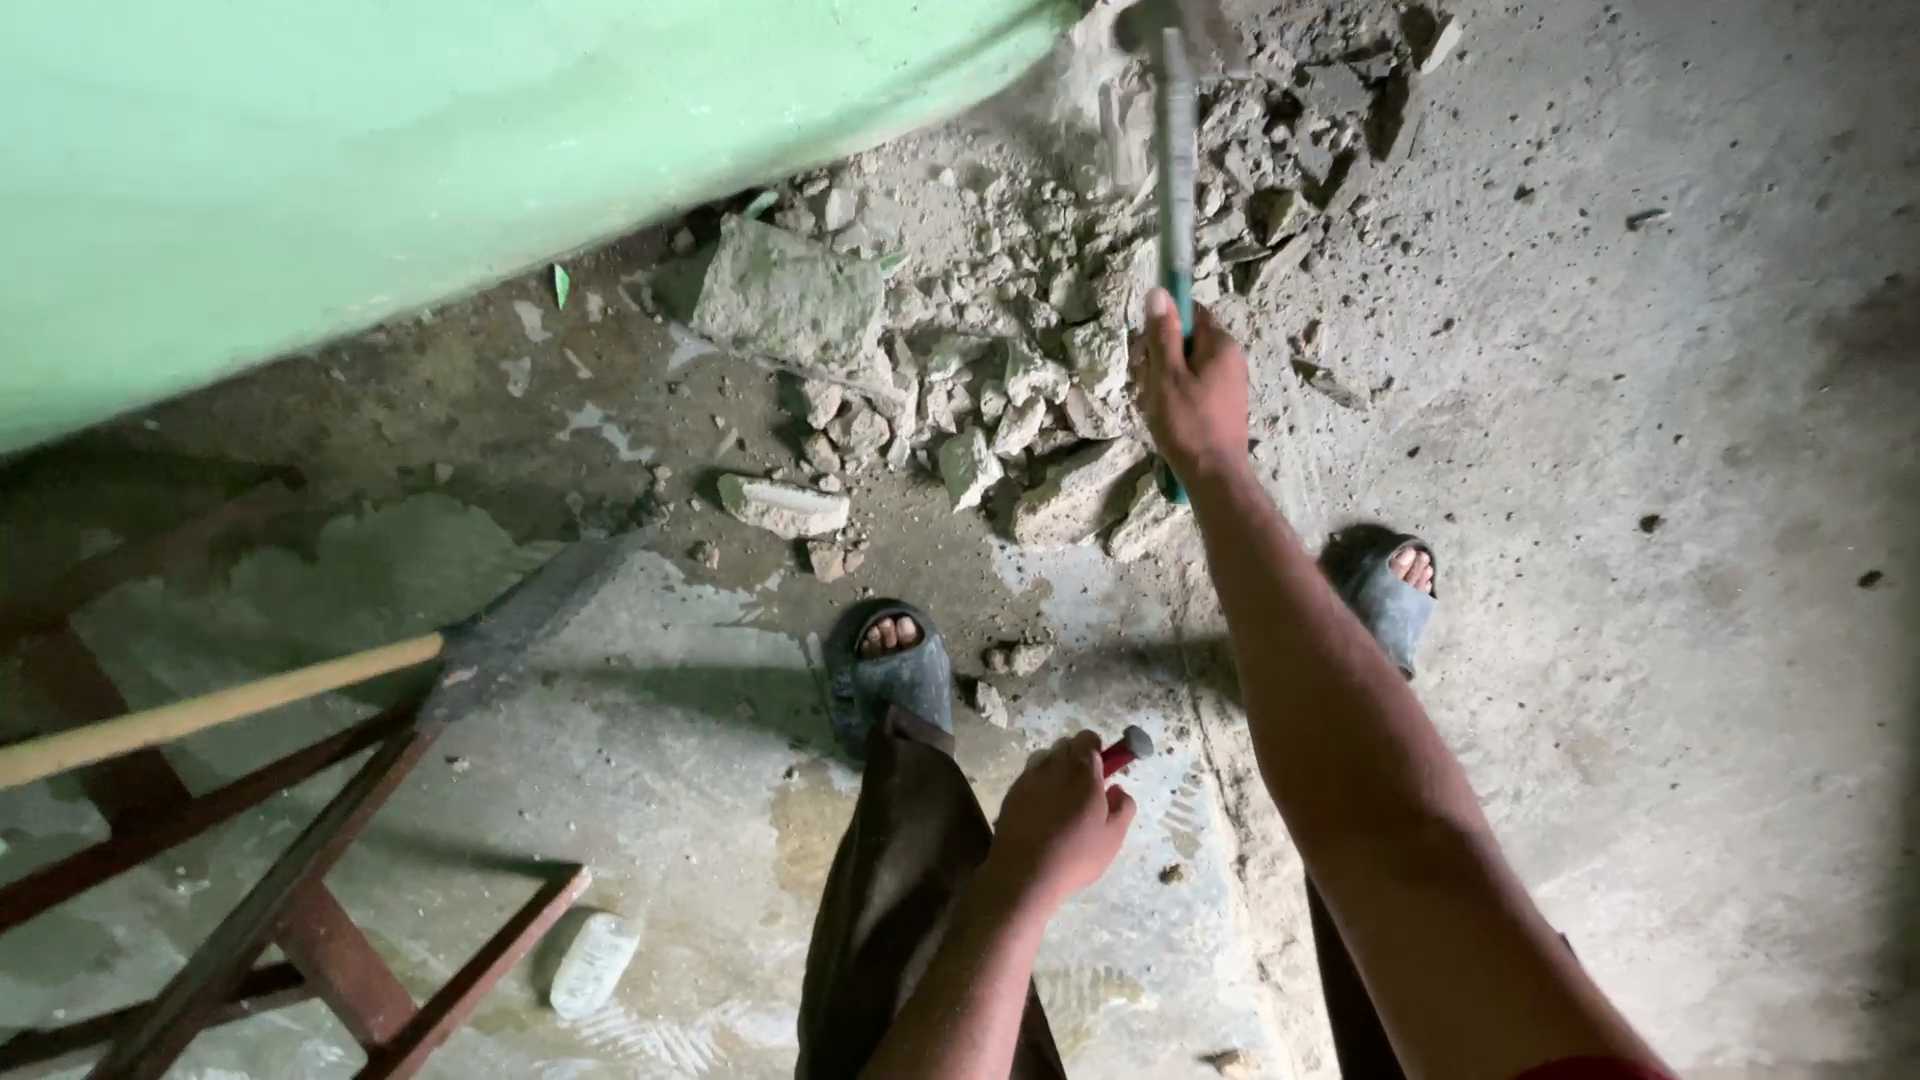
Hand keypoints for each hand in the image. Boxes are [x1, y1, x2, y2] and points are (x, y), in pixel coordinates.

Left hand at [986, 731, 1136, 909]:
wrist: (1025, 871)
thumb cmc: (1076, 854)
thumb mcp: (1113, 837)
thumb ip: (1123, 807)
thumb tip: (1117, 789)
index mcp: (1082, 771)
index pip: (1088, 738)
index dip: (1096, 749)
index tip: (1101, 769)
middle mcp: (1054, 765)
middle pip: (1066, 745)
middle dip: (1077, 757)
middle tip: (1084, 786)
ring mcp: (1029, 776)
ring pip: (1046, 758)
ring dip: (1056, 768)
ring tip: (1061, 798)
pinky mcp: (1013, 790)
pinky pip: (1030, 776)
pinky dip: (1039, 784)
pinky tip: (1042, 810)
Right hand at [1133, 287, 1249, 483]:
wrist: (1213, 474)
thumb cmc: (1187, 423)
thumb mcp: (1167, 376)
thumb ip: (1163, 334)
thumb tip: (1159, 292)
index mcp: (1220, 344)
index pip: (1190, 313)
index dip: (1163, 325)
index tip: (1146, 351)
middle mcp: (1230, 358)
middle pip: (1187, 339)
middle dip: (1160, 356)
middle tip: (1145, 383)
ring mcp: (1229, 382)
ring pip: (1187, 366)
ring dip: (1163, 379)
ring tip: (1153, 405)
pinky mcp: (1223, 404)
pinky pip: (1194, 386)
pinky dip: (1176, 395)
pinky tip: (1165, 416)